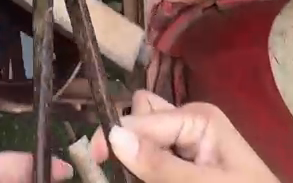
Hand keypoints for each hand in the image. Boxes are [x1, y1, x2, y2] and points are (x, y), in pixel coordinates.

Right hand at [89, 91, 280, 182]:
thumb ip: (160, 166)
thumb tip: (112, 134)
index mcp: (198, 118)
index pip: (143, 116)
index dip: (117, 135)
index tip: (93, 160)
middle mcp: (190, 125)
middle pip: (141, 119)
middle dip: (128, 144)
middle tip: (122, 174)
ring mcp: (189, 147)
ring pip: (145, 141)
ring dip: (137, 160)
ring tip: (131, 175)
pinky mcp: (187, 168)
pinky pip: (158, 160)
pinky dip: (148, 171)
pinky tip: (145, 176)